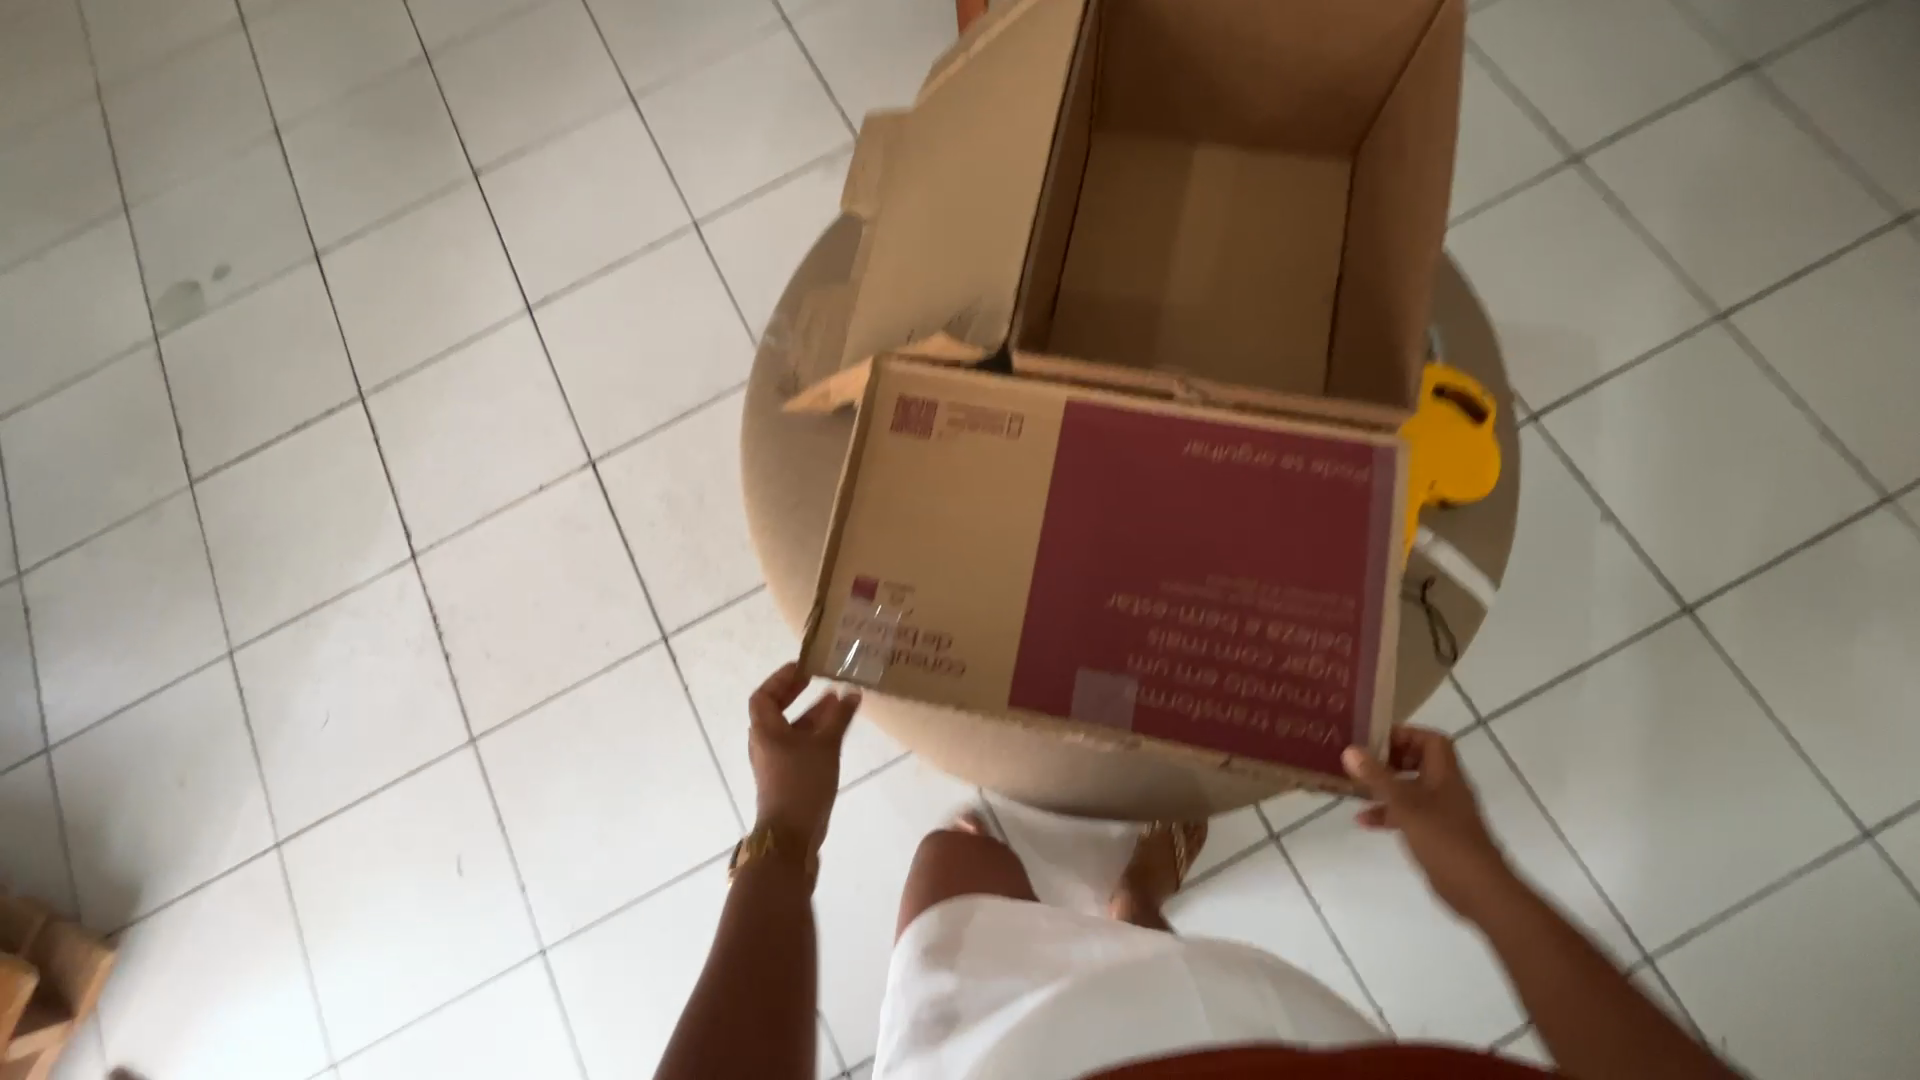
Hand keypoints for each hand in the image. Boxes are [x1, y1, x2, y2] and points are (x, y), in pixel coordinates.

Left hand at [748, 663, 860, 855]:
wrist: (791, 834)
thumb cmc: (802, 782)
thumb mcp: (825, 744)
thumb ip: (839, 716)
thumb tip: (852, 692)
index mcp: (765, 730)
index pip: (763, 695)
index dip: (781, 678)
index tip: (802, 667)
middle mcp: (764, 742)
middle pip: (776, 710)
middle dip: (796, 693)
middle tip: (817, 680)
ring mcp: (775, 761)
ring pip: (791, 728)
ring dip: (811, 714)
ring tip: (837, 702)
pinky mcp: (787, 776)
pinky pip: (798, 745)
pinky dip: (814, 733)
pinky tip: (836, 732)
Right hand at [1343, 727, 1520, 923]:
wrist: (1477, 889)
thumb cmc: (1444, 839)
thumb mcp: (1405, 805)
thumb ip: (1377, 777)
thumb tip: (1350, 749)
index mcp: (1445, 775)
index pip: (1431, 740)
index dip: (1405, 734)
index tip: (1375, 739)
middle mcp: (1444, 789)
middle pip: (1418, 762)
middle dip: (1388, 760)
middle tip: (1361, 762)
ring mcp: (1440, 812)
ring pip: (1409, 789)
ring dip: (1383, 787)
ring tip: (1354, 788)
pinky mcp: (1434, 834)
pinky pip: (1407, 814)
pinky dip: (1387, 814)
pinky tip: (1364, 822)